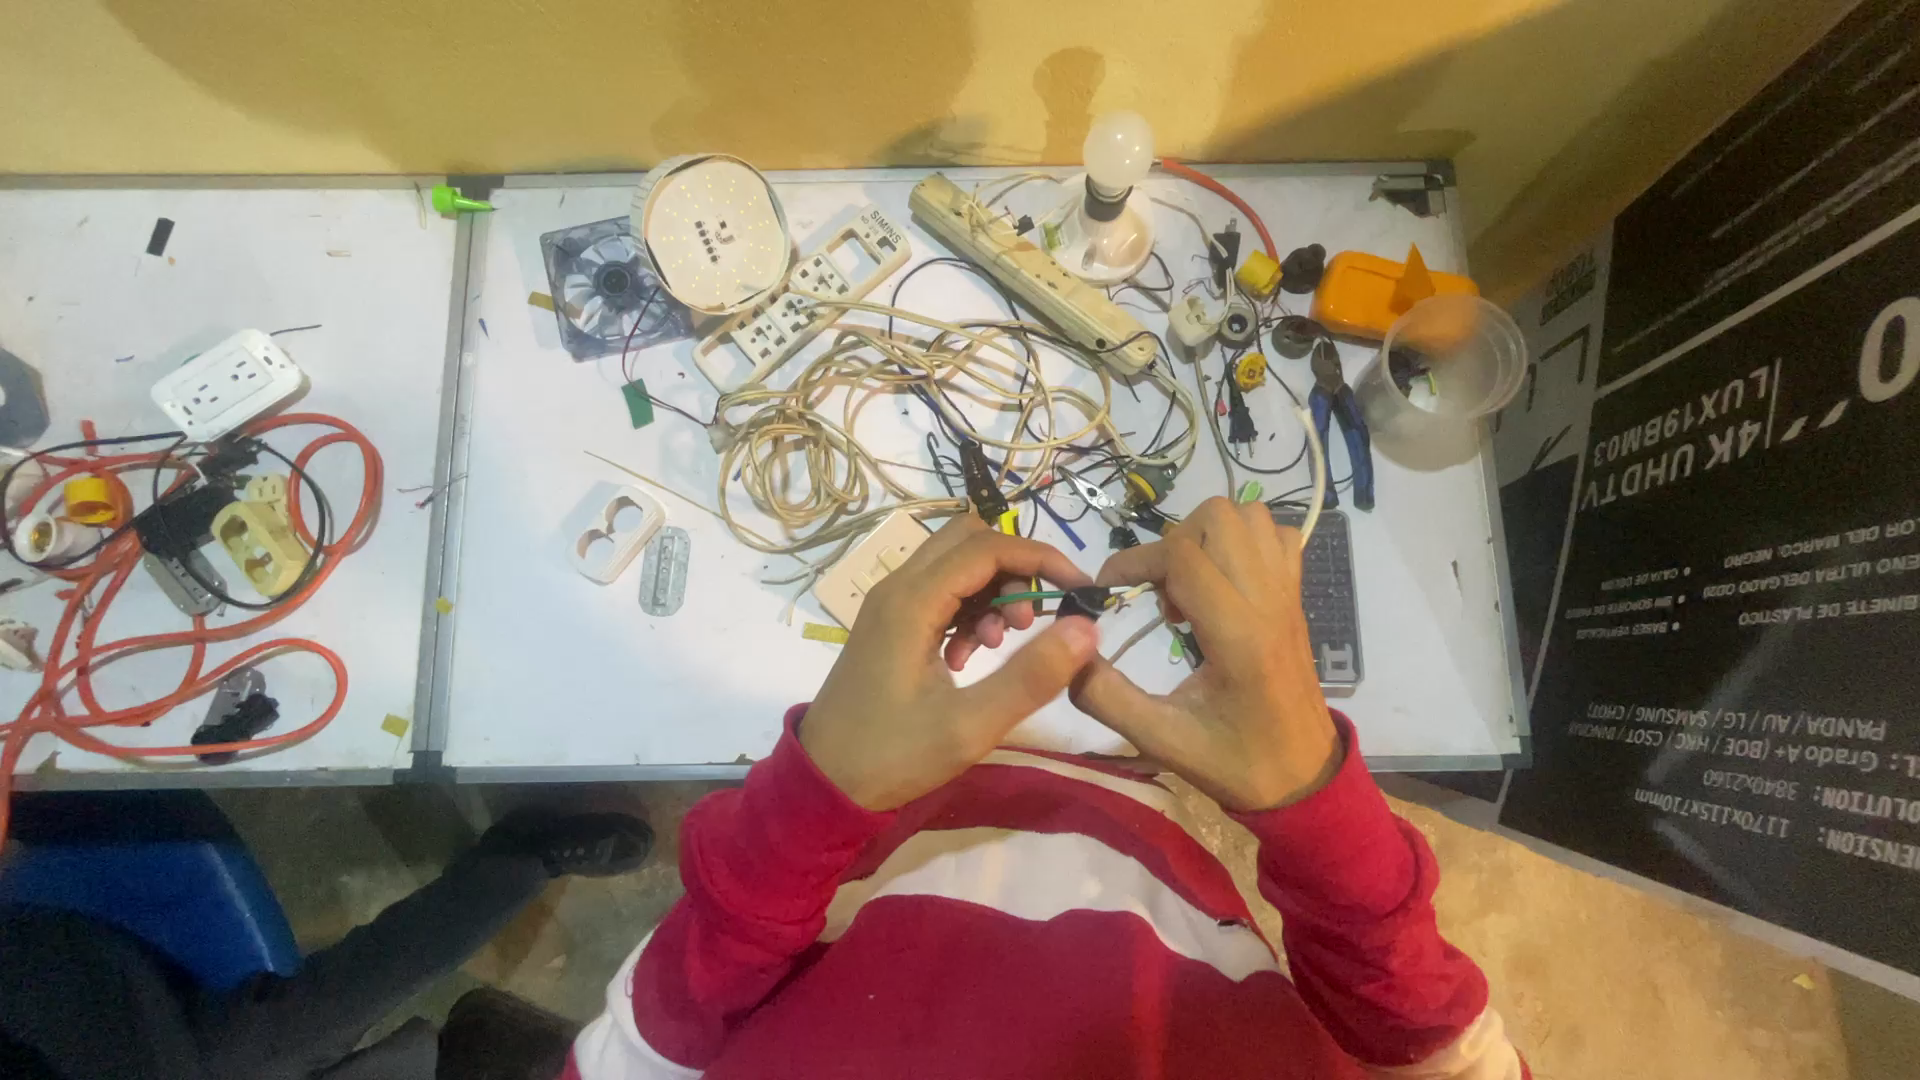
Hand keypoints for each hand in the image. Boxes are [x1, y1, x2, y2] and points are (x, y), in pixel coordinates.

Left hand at [801, 516, 1099, 809]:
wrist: (825, 781)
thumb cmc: (893, 755)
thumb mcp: (969, 726)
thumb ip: (1030, 676)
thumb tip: (1087, 628)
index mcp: (912, 602)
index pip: (987, 547)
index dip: (1041, 558)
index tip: (1080, 591)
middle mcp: (898, 587)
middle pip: (968, 540)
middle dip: (1014, 569)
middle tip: (1032, 622)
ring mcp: (890, 602)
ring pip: (954, 563)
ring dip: (991, 590)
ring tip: (1001, 644)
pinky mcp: (890, 621)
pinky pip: (939, 590)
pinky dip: (968, 608)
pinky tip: (970, 656)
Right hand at [1070, 497, 1341, 811]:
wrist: (1305, 779)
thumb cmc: (1234, 762)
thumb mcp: (1159, 739)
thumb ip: (1105, 696)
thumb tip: (1067, 650)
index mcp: (1236, 635)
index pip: (1182, 557)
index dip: (1133, 561)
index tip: (1107, 589)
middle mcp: (1267, 602)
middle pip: (1219, 519)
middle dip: (1171, 543)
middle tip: (1157, 591)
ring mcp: (1288, 595)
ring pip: (1250, 518)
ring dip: (1206, 537)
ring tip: (1187, 584)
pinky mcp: (1295, 597)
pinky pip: (1277, 537)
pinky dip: (1243, 542)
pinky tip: (1221, 581)